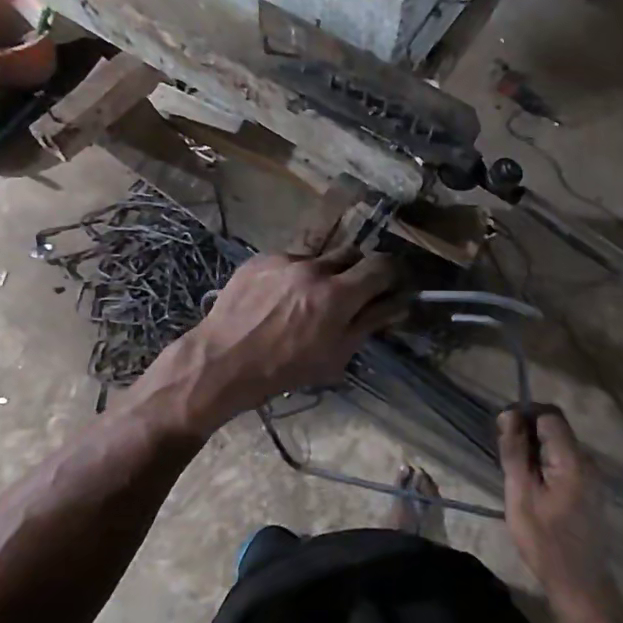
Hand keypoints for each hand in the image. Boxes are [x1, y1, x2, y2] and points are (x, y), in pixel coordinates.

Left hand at [148, 250, 400, 429]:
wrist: (222, 361)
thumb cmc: (284, 369)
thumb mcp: (335, 355)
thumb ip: (370, 322)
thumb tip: (399, 303)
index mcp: (337, 295)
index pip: (382, 265)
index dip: (393, 274)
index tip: (392, 285)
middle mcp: (314, 268)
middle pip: (353, 253)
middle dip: (359, 271)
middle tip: (352, 295)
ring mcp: (285, 259)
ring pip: (320, 257)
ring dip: (325, 274)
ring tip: (307, 302)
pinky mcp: (261, 259)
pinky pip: (291, 261)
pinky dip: (295, 276)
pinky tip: (279, 300)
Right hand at [498, 407, 616, 611]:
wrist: (580, 585)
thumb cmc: (545, 541)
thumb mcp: (520, 495)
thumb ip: (515, 452)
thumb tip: (508, 414)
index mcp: (572, 459)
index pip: (549, 414)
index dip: (524, 415)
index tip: (503, 433)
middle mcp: (587, 460)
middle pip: (556, 427)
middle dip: (528, 431)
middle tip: (506, 455)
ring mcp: (592, 475)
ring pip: (559, 444)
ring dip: (536, 448)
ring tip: (517, 472)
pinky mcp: (591, 488)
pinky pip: (565, 460)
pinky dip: (546, 462)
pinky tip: (533, 485)